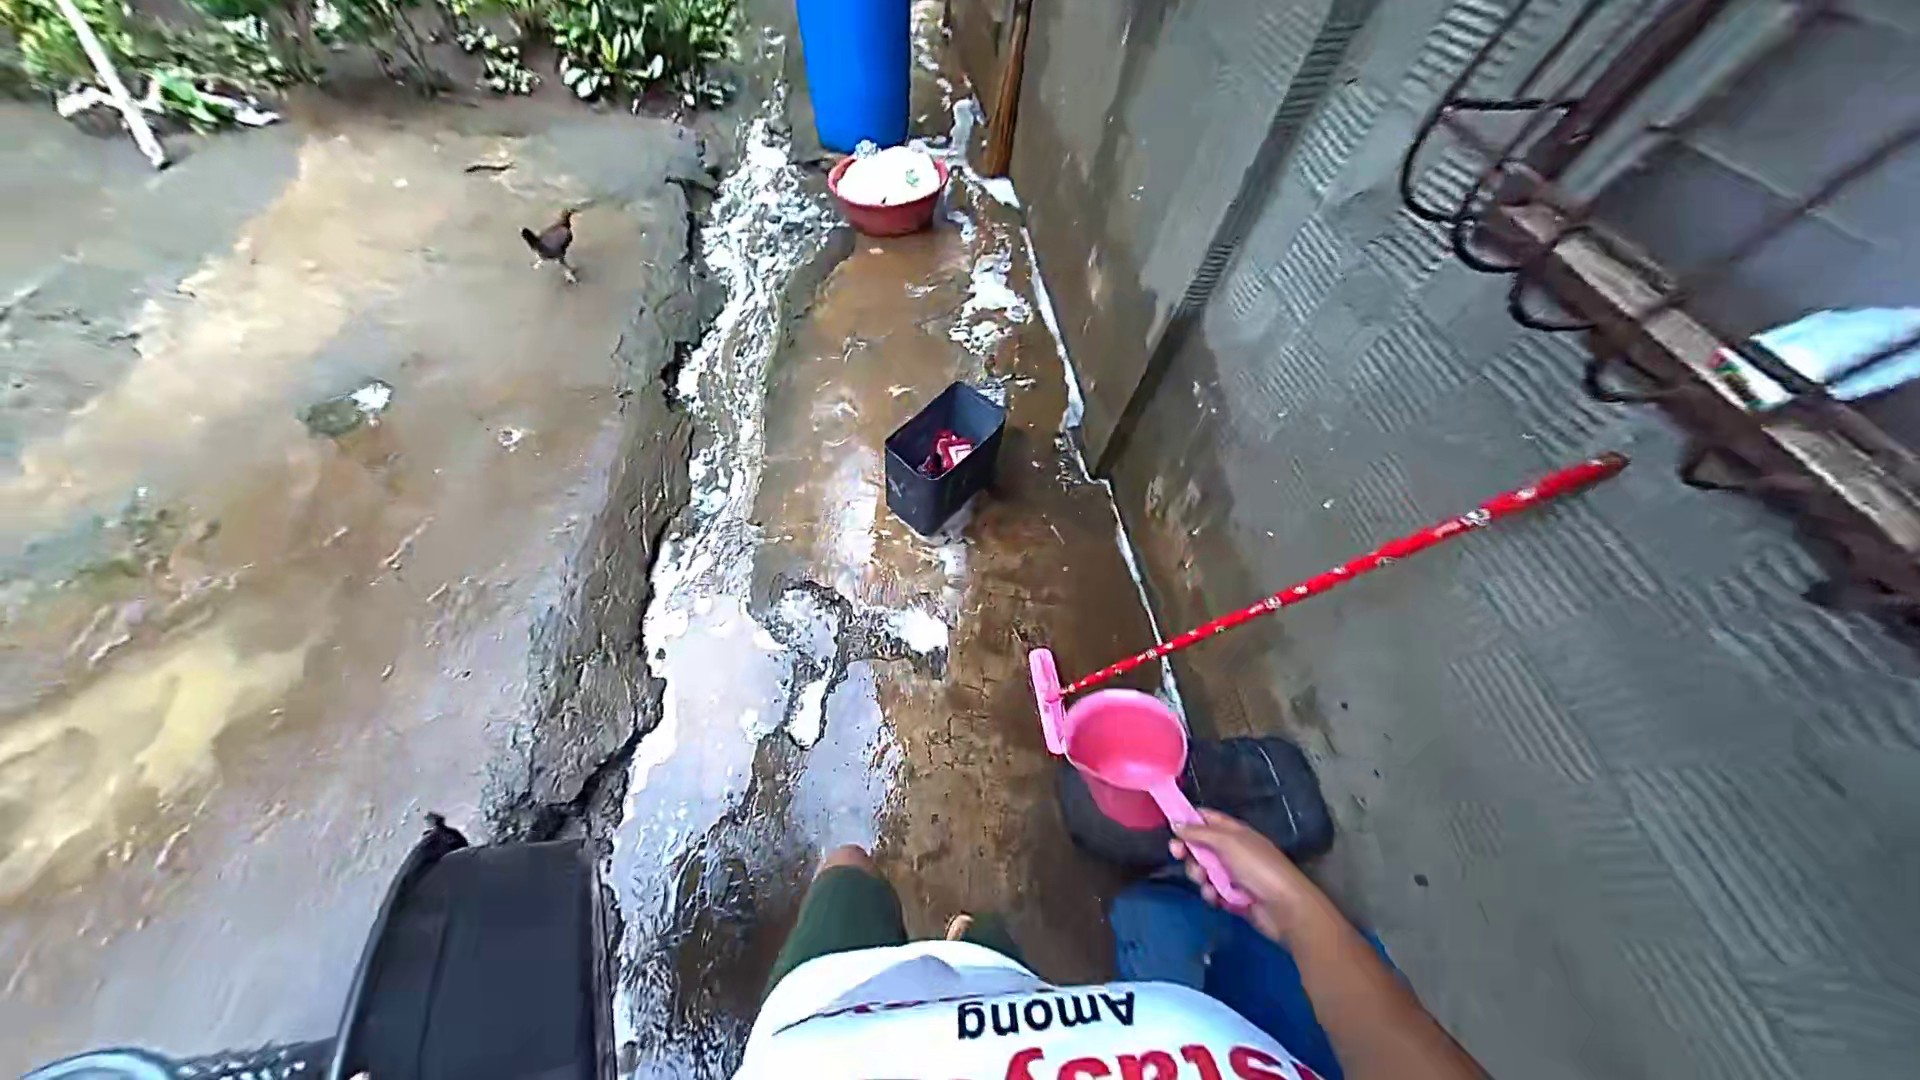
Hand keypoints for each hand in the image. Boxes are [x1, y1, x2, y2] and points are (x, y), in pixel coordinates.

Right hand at [1170, 808, 1329, 943]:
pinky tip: (1218, 898)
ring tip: (1208, 882)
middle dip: (1188, 851)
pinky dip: (1212, 895)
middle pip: (1198, 846)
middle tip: (1179, 855)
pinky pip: (1211, 891)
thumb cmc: (1258, 867)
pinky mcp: (1232, 897)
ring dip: (1199, 876)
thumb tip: (1175, 823)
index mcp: (1232, 831)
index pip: (1204, 818)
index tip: (1171, 826)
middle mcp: (1230, 850)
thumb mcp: (1227, 842)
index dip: (1187, 820)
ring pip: (1202, 870)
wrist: (1287, 908)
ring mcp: (1232, 874)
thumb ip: (1198, 832)